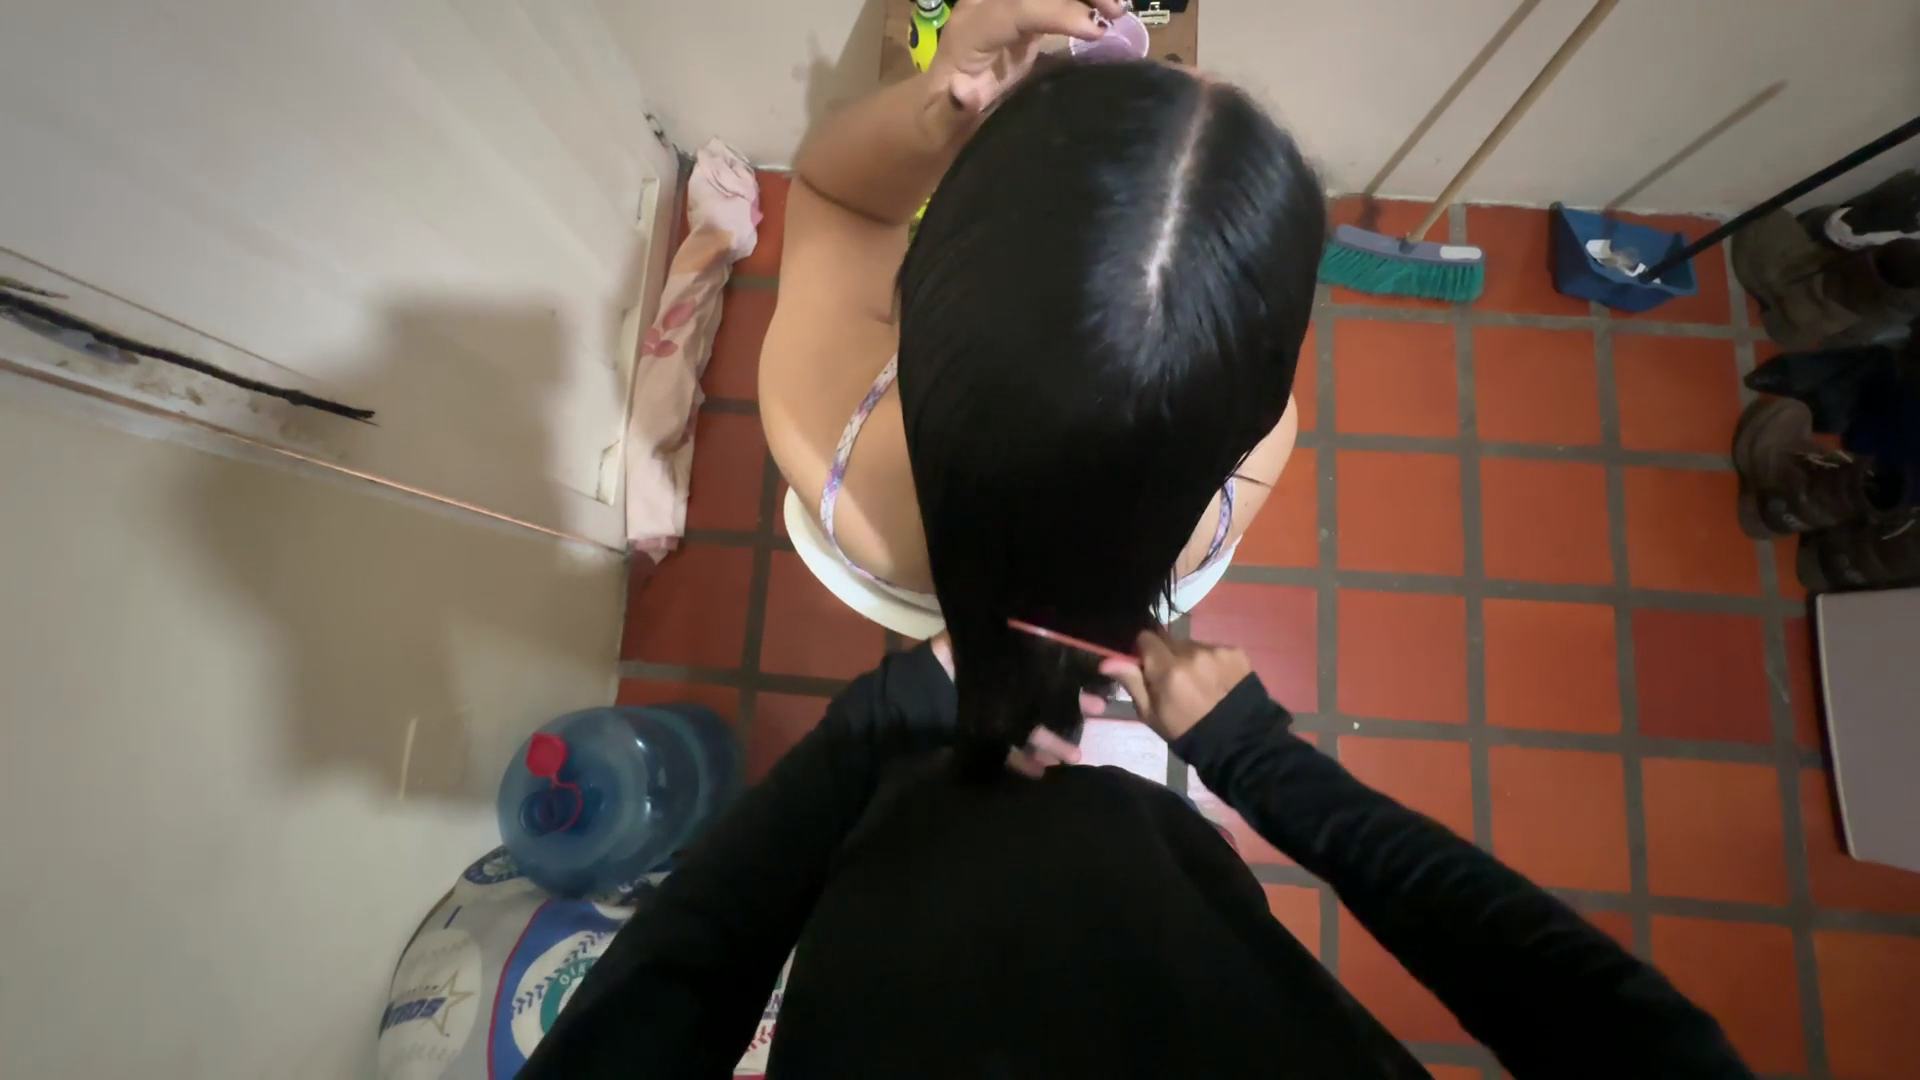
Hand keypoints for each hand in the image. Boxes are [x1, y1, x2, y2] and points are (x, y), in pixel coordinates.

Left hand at [929, 630, 1087, 777]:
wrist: (909, 701)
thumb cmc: (946, 666)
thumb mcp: (977, 645)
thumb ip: (1004, 639)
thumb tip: (1038, 625)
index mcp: (1003, 663)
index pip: (1041, 666)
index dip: (1068, 672)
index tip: (1092, 673)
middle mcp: (1001, 688)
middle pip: (1040, 698)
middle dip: (1070, 706)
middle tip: (1100, 711)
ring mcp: (992, 715)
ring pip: (1028, 728)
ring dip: (1051, 742)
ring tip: (1075, 757)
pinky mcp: (981, 738)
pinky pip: (1006, 752)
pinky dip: (1022, 762)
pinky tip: (1042, 773)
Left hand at [933, 0, 1127, 113]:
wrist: (937, 106)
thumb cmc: (940, 121)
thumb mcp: (941, 124)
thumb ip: (951, 110)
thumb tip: (962, 91)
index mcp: (970, 31)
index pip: (1017, 7)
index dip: (1058, 11)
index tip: (1094, 31)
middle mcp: (985, 5)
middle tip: (1116, 12)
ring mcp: (1003, 5)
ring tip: (1119, 9)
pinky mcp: (1018, 12)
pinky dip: (1078, 1)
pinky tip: (1105, 10)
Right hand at [1101, 632, 1252, 742]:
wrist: (1240, 743)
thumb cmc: (1187, 732)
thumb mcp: (1151, 714)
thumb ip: (1131, 682)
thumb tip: (1106, 662)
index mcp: (1167, 669)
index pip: (1145, 638)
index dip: (1144, 652)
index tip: (1149, 668)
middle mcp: (1191, 652)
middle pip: (1169, 641)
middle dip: (1168, 656)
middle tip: (1176, 682)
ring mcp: (1216, 650)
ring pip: (1191, 645)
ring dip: (1190, 659)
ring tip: (1201, 684)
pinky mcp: (1235, 652)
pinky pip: (1213, 649)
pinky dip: (1212, 662)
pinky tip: (1218, 682)